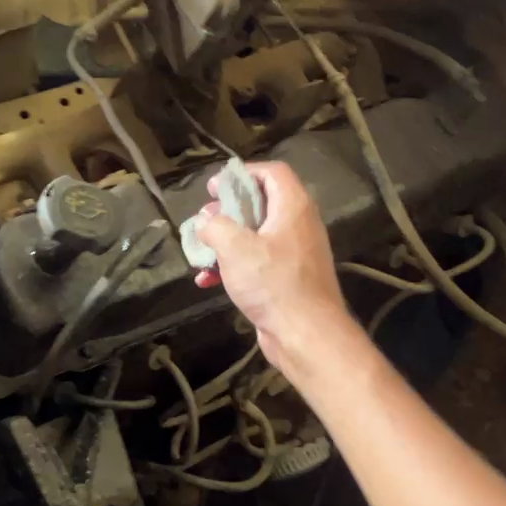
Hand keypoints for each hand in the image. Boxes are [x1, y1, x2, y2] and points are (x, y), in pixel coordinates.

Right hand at [192, 161, 355, 373]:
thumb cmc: (272, 283)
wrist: (304, 332)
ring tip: (201, 252)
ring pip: (256, 235)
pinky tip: (208, 281)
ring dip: (226, 241)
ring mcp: (295, 252)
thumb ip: (216, 227)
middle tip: (205, 219)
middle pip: (262, 203)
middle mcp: (298, 224)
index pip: (272, 173)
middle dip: (229, 211)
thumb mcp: (235, 249)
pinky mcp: (287, 278)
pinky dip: (233, 266)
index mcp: (292, 207)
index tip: (214, 188)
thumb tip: (205, 221)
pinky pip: (258, 261)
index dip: (243, 174)